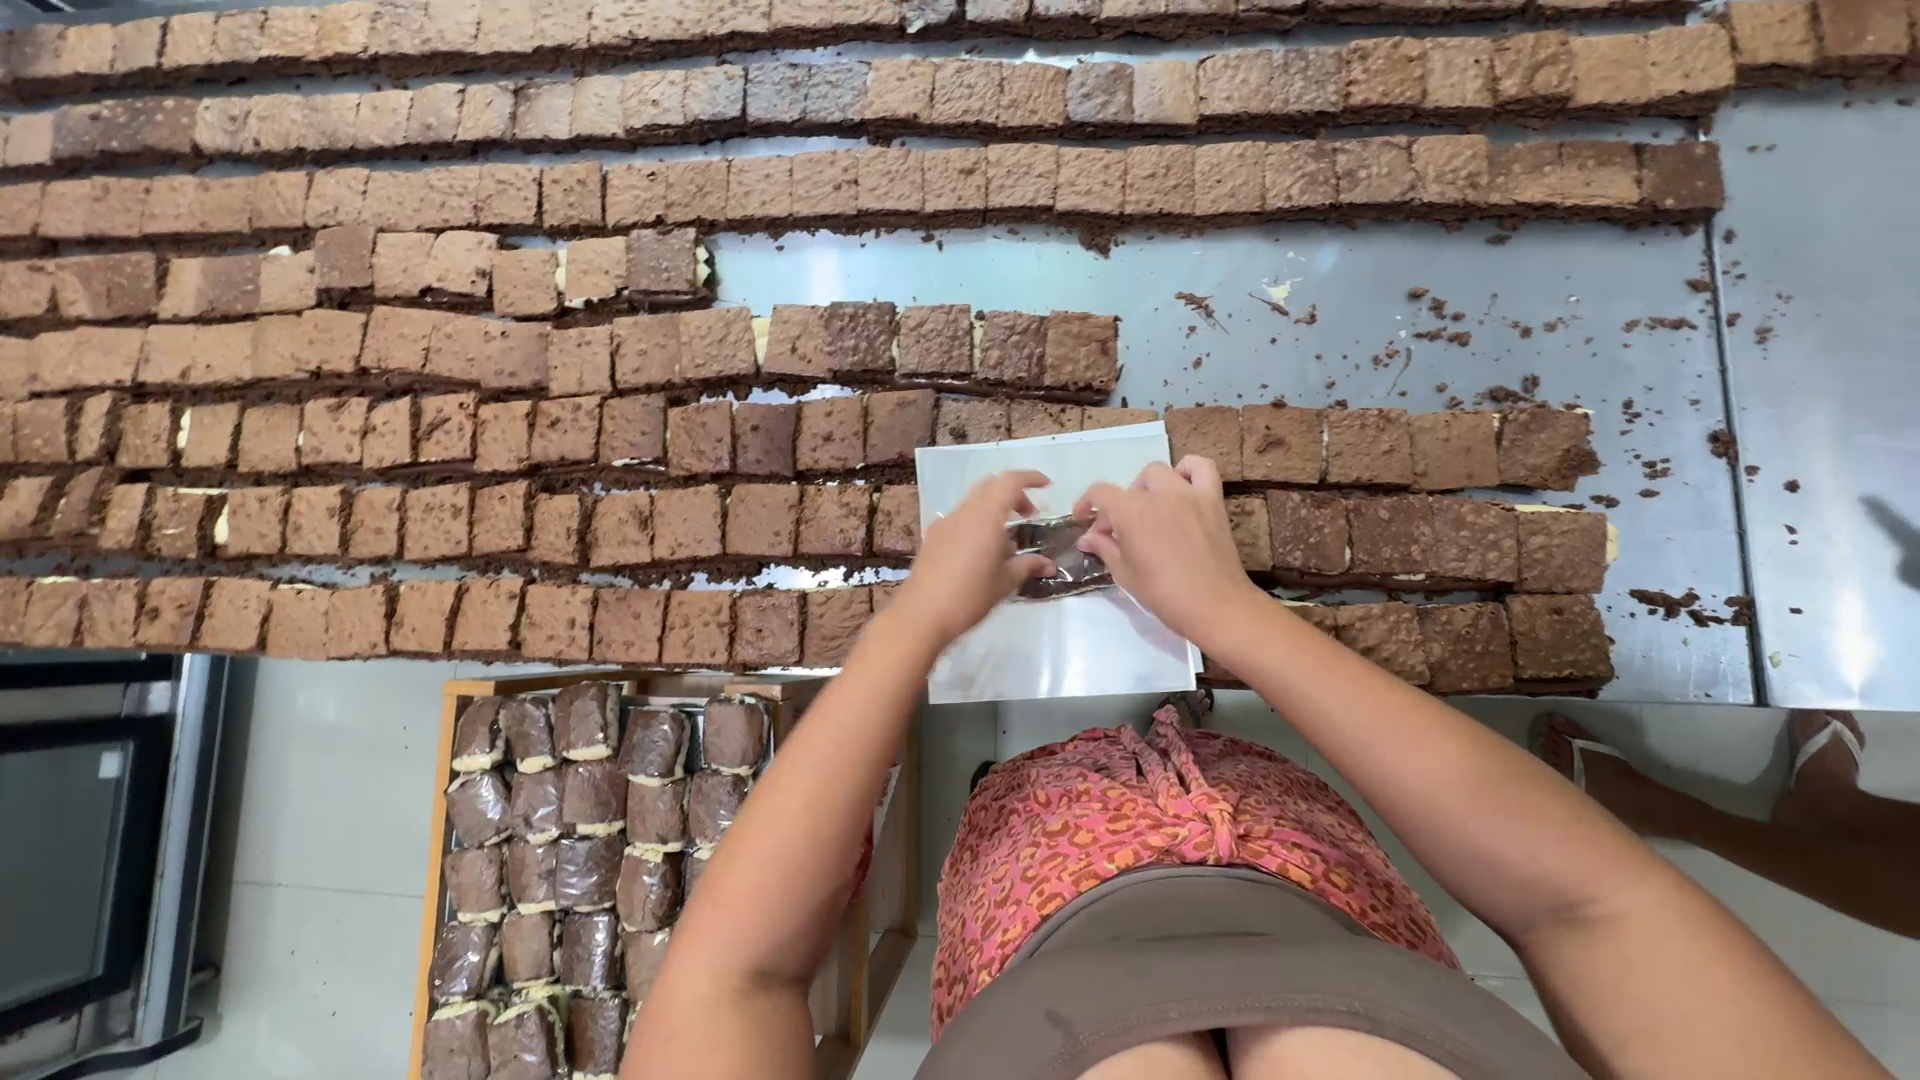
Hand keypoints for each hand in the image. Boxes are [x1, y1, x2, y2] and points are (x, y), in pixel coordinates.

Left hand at [892, 470, 1054, 647]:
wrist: (920, 615)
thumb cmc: (968, 597)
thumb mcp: (1004, 582)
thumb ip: (1028, 566)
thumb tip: (1049, 564)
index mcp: (984, 517)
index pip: (1009, 482)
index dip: (1030, 478)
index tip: (1047, 486)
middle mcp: (963, 513)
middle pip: (990, 486)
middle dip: (1013, 494)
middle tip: (1029, 515)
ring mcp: (944, 524)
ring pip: (974, 502)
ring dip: (994, 509)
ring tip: (1008, 540)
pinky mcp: (933, 537)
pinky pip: (960, 518)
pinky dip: (977, 522)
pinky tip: (983, 551)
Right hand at [1073, 456, 1262, 642]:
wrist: (1214, 605)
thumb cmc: (1164, 594)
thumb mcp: (1125, 574)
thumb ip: (1105, 548)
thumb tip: (1087, 539)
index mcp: (1132, 513)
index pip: (1100, 493)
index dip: (1086, 503)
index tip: (1083, 519)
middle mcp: (1159, 495)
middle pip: (1130, 487)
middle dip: (1119, 506)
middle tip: (1120, 533)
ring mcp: (1188, 494)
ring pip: (1160, 473)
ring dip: (1148, 487)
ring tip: (1149, 508)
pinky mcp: (1212, 500)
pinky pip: (1202, 468)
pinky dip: (1189, 470)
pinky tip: (1182, 487)